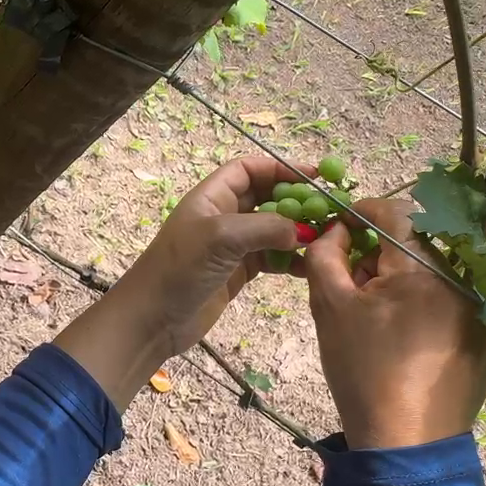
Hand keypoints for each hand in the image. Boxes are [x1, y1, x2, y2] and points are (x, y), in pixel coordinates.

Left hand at [55, 156, 309, 408]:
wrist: (153, 317)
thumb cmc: (179, 268)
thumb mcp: (221, 238)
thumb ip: (264, 227)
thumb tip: (301, 230)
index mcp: (210, 197)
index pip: (248, 169)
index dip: (280, 168)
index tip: (317, 177)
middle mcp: (221, 216)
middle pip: (266, 197)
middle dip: (297, 200)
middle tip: (332, 211)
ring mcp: (230, 245)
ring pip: (272, 228)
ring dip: (298, 231)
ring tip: (329, 239)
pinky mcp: (237, 271)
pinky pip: (271, 257)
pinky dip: (291, 259)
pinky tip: (311, 265)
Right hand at [301, 198, 485, 448]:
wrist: (406, 441)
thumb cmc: (361, 368)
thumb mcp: (328, 305)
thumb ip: (326, 253)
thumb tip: (338, 231)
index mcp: (425, 269)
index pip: (396, 212)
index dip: (363, 212)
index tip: (343, 226)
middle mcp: (467, 280)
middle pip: (420, 239)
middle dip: (384, 247)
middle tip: (356, 275)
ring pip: (441, 266)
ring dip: (409, 272)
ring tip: (381, 306)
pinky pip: (460, 296)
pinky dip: (432, 298)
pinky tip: (410, 329)